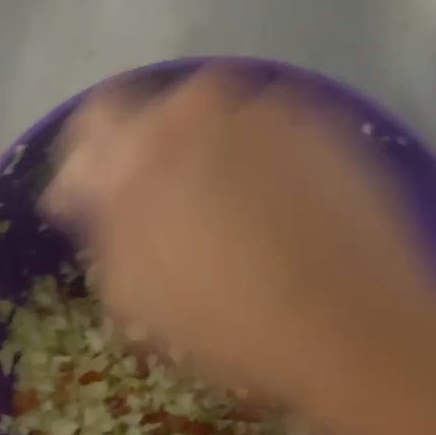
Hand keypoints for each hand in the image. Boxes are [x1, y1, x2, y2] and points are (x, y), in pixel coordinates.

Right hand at [41, 69, 435, 412]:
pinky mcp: (322, 124)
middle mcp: (197, 107)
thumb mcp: (136, 296)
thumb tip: (96, 203)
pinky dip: (256, 161)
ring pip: (213, 121)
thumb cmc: (230, 324)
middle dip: (143, 158)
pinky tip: (271, 209)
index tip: (86, 206)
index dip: (83, 171)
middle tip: (154, 212)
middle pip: (152, 118)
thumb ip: (104, 233)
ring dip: (202, 156)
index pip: (86, 133)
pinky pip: (268, 134)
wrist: (352, 327)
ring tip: (218, 212)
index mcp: (136, 149)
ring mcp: (266, 109)